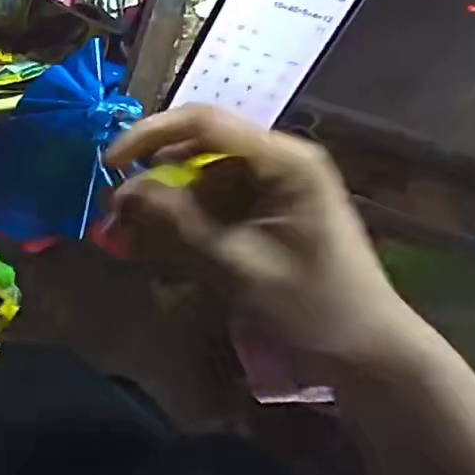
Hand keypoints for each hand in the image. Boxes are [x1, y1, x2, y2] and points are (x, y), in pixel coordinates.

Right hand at [105, 105, 432, 371]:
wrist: (364, 351)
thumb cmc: (313, 306)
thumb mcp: (239, 265)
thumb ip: (178, 223)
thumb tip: (122, 192)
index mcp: (282, 161)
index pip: (202, 123)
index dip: (148, 135)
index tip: (110, 163)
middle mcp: (271, 162)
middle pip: (191, 147)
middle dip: (148, 177)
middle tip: (114, 212)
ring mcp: (262, 185)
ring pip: (189, 176)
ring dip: (155, 202)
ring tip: (125, 236)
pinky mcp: (252, 208)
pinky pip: (199, 201)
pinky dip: (171, 220)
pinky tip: (148, 245)